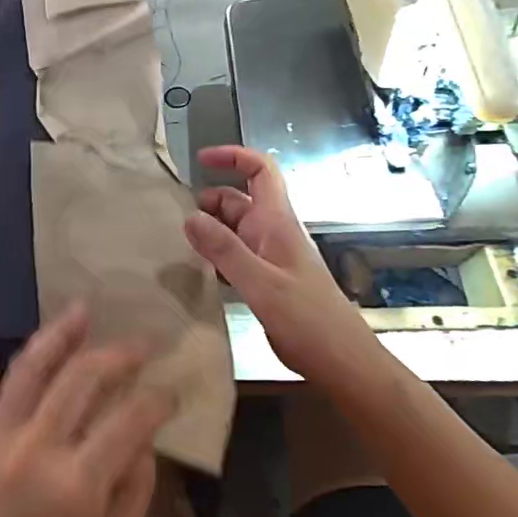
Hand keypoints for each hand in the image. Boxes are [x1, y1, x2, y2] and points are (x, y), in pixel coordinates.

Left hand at [0, 306, 169, 516]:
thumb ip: (135, 488)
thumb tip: (143, 435)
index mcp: (79, 485)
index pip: (132, 416)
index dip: (159, 398)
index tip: (174, 390)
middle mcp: (35, 450)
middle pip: (84, 377)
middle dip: (120, 354)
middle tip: (143, 343)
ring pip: (30, 368)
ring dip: (59, 332)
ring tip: (83, 307)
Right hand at [182, 145, 378, 378]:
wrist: (340, 359)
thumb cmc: (306, 318)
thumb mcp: (260, 282)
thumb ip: (224, 249)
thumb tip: (190, 217)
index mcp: (277, 222)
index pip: (260, 170)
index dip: (233, 157)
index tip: (201, 160)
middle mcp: (273, 232)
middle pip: (239, 200)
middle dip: (209, 202)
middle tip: (177, 220)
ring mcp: (270, 257)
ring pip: (234, 230)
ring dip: (210, 230)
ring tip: (179, 243)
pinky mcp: (266, 281)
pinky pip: (236, 257)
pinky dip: (216, 255)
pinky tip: (197, 270)